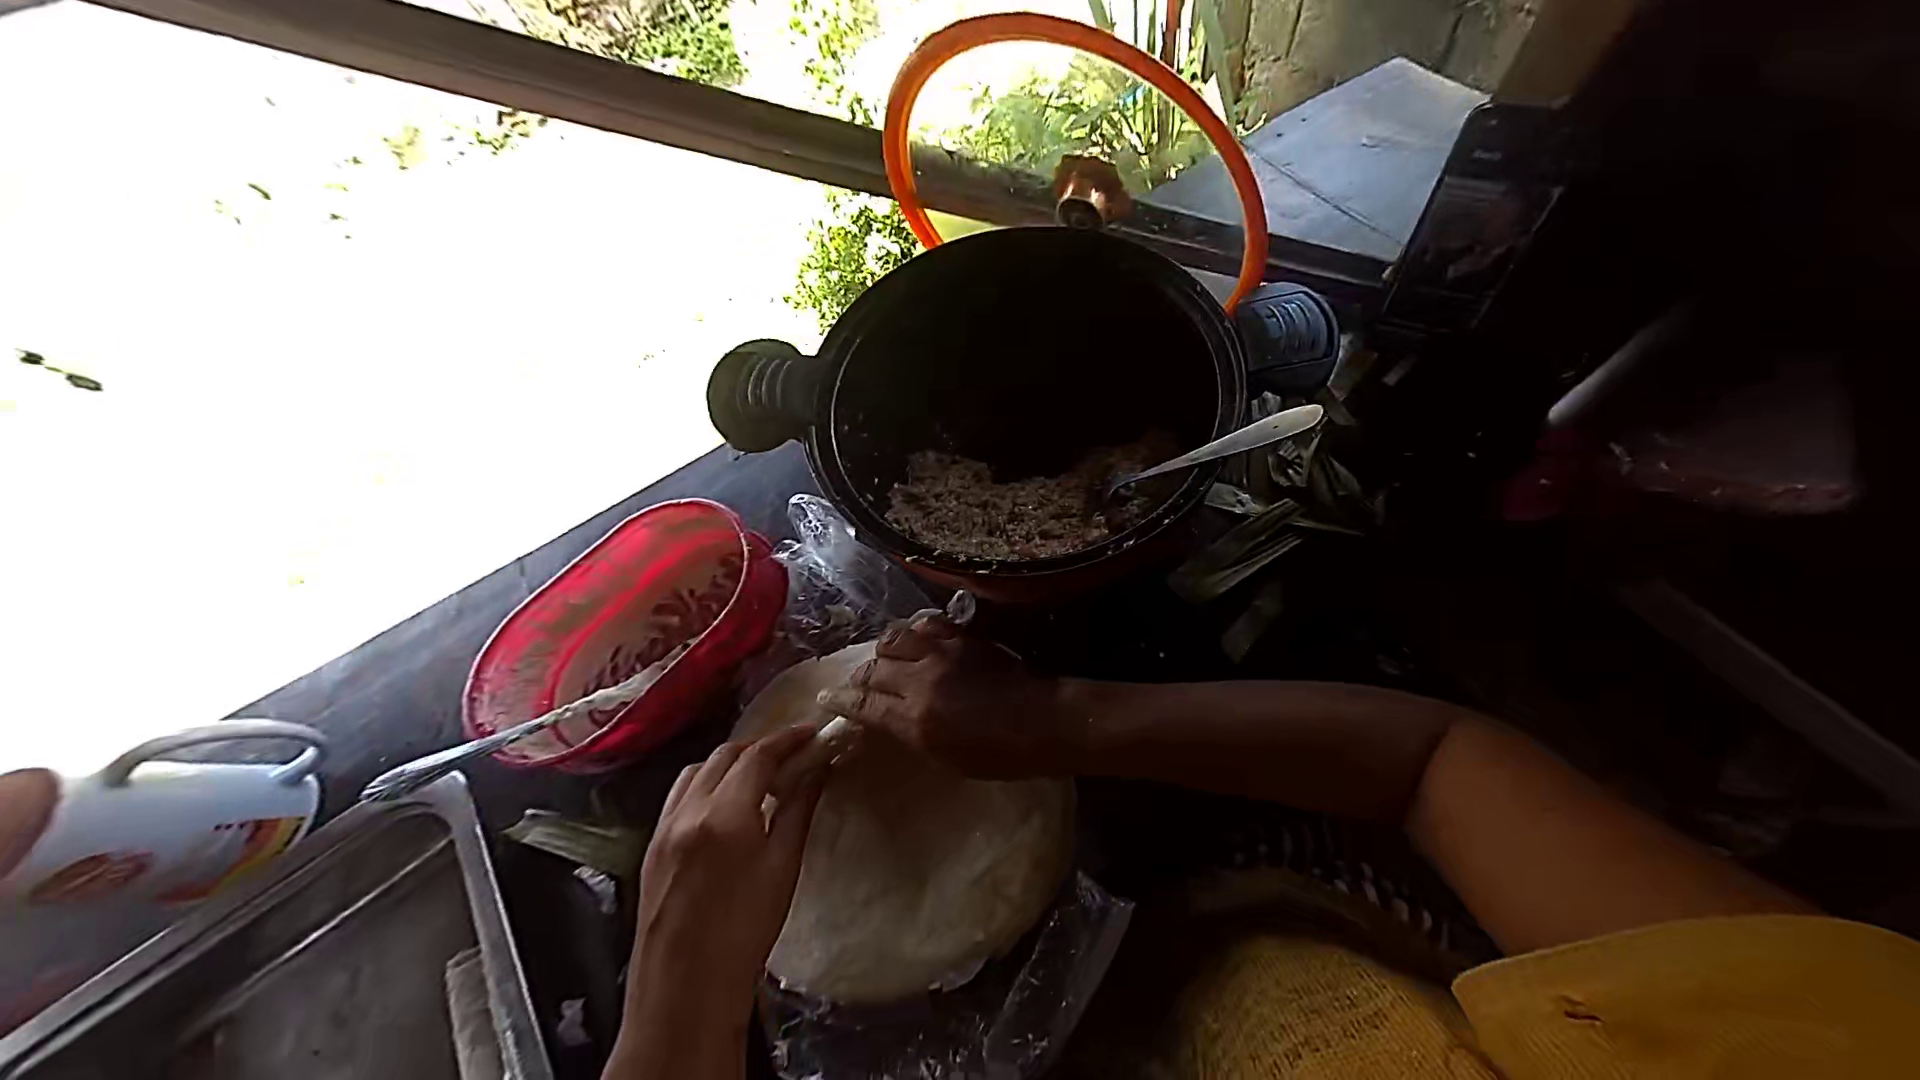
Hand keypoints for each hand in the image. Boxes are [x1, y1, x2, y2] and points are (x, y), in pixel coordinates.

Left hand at [606, 727, 827, 1079]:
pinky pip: (679, 793)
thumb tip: (818, 769)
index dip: (788, 739)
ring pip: (698, 769)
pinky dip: (705, 781)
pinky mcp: (651, 846)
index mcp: (724, 815)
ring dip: (730, 761)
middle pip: (726, 754)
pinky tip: (724, 800)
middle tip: (792, 753)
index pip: (759, 756)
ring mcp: (663, 827)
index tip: (812, 733)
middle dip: (761, 746)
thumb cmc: (746, 931)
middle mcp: (687, 811)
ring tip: (759, 774)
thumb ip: (799, 808)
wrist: (684, 993)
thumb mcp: (783, 866)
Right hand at [817, 614, 1078, 778]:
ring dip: (883, 651)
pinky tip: (915, 639)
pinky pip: (925, 625)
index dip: (840, 701)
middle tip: (857, 685)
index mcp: (917, 718)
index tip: (827, 698)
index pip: (864, 704)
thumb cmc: (1000, 754)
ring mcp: (943, 652)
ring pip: (893, 638)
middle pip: (873, 669)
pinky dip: (913, 632)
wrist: (1044, 720)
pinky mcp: (962, 637)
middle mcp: (922, 679)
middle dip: (858, 677)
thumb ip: (911, 733)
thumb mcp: (947, 758)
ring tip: (886, 659)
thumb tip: (886, 720)